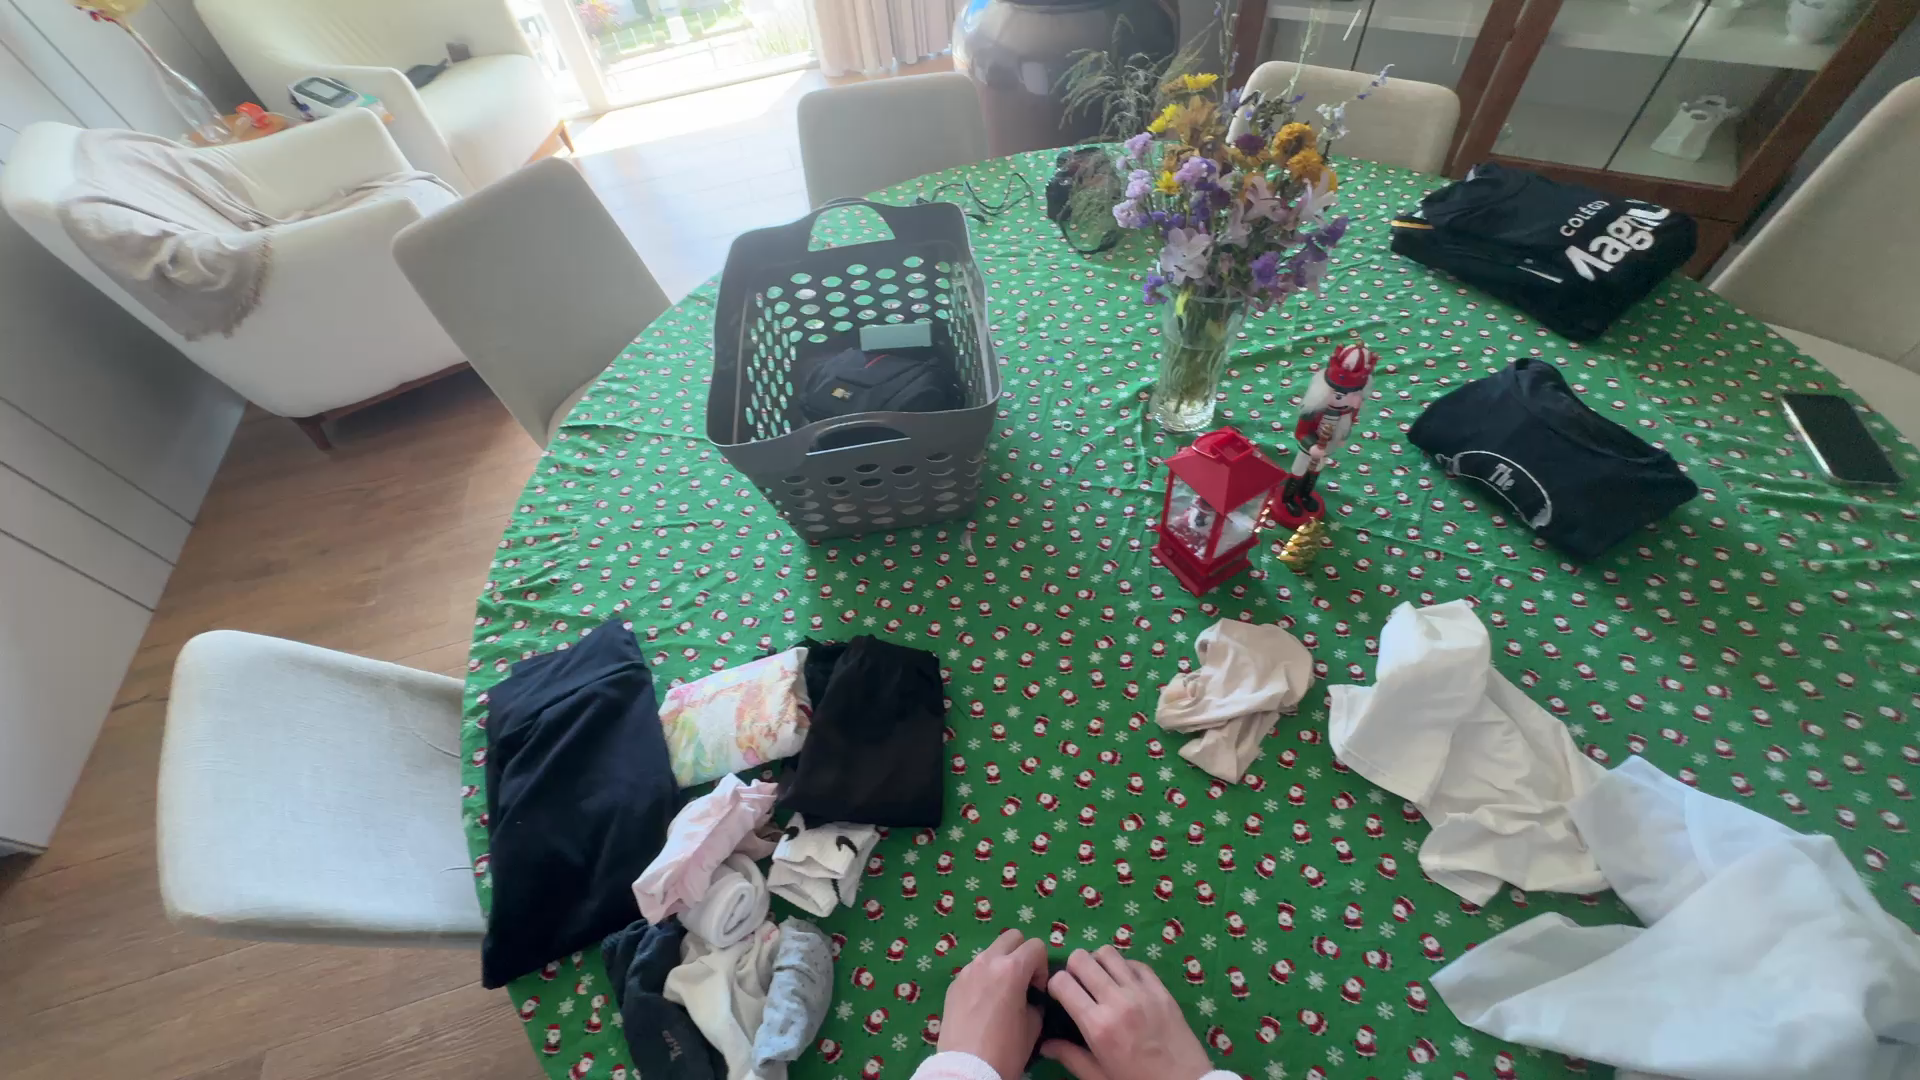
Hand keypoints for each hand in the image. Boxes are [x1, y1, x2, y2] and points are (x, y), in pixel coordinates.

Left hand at [936, 929, 1048, 1079]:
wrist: (965, 1070)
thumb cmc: (1004, 1051)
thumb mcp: (1032, 1027)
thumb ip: (1035, 1001)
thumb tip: (1031, 996)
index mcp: (1011, 969)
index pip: (1036, 946)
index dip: (1042, 967)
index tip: (1037, 990)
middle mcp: (988, 960)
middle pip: (1012, 936)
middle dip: (1022, 954)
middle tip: (1022, 982)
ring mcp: (968, 969)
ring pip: (991, 951)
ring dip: (1001, 964)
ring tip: (1000, 994)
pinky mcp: (954, 982)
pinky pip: (974, 969)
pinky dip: (984, 977)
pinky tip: (982, 1005)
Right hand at [1041, 947, 1213, 1079]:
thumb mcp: (1100, 1079)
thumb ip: (1070, 1057)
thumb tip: (1045, 1043)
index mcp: (1098, 1026)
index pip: (1062, 982)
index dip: (1055, 985)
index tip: (1059, 995)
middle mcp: (1117, 1001)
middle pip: (1081, 958)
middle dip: (1073, 968)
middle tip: (1079, 984)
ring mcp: (1140, 991)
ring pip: (1107, 953)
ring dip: (1098, 962)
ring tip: (1101, 979)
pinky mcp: (1160, 989)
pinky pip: (1135, 962)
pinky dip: (1124, 967)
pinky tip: (1125, 983)